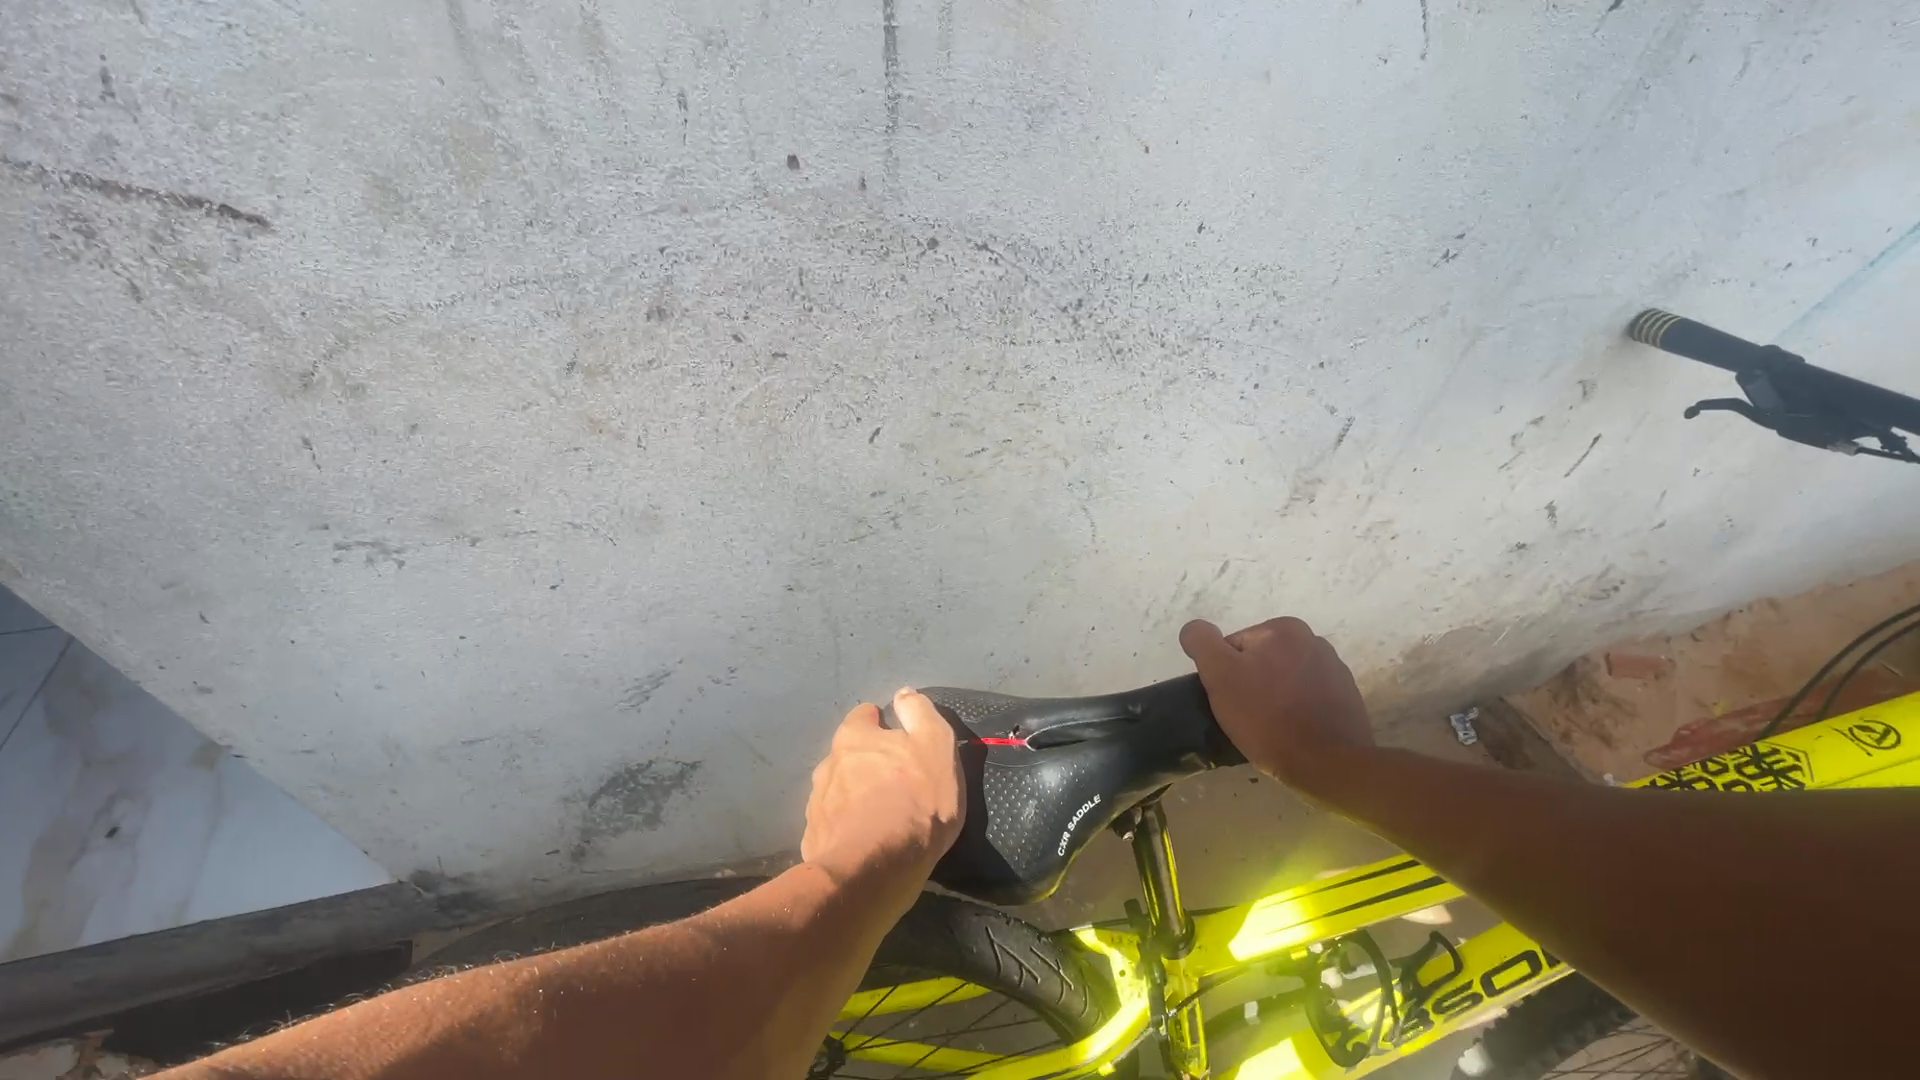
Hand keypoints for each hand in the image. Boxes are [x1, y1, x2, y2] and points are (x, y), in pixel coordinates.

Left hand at [802, 689, 964, 897]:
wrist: (875, 869)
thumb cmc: (914, 801)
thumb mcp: (936, 746)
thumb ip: (920, 713)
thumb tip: (903, 694)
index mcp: (854, 737)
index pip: (863, 715)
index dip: (881, 723)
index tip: (898, 738)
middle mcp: (828, 764)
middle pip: (848, 754)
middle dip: (867, 762)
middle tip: (894, 781)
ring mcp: (816, 803)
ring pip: (838, 789)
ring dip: (855, 795)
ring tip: (878, 815)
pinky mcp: (814, 839)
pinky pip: (833, 825)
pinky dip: (846, 827)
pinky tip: (863, 842)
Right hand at [1179, 617, 1376, 788]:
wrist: (1327, 765)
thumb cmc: (1267, 718)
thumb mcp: (1220, 675)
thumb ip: (1202, 642)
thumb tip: (1195, 628)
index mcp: (1284, 629)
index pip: (1234, 646)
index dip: (1225, 673)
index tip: (1231, 699)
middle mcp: (1314, 640)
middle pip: (1260, 660)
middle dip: (1250, 683)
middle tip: (1247, 715)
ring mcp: (1334, 670)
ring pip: (1283, 680)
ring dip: (1273, 697)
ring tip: (1270, 726)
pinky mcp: (1346, 698)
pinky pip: (1307, 698)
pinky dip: (1296, 710)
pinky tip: (1292, 731)